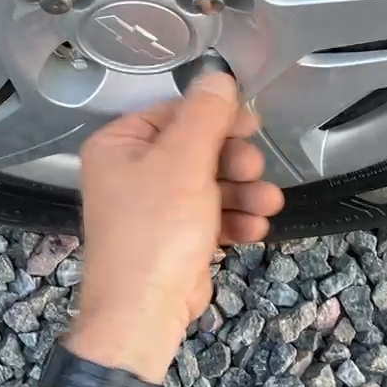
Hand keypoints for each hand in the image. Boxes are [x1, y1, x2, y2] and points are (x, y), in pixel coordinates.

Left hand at [67, 70, 284, 382]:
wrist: (144, 311)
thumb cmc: (156, 230)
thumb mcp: (183, 162)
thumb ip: (205, 116)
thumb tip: (218, 75)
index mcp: (119, 146)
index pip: (174, 113)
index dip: (215, 118)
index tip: (250, 125)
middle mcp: (132, 173)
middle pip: (197, 149)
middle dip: (233, 162)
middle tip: (253, 170)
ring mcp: (153, 208)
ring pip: (210, 185)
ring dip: (243, 193)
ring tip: (266, 204)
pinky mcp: (174, 238)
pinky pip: (210, 217)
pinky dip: (234, 221)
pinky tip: (254, 229)